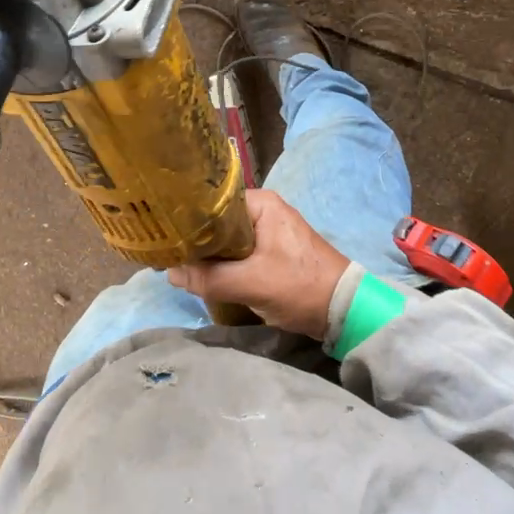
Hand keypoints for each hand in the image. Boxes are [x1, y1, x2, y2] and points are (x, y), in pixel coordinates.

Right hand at [167, 190, 352, 339]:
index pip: (212, 201)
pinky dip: (224, 262)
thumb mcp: (252, 284)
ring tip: (182, 262)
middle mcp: (263, 210)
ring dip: (210, 254)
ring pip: (226, 239)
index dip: (188, 218)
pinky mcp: (272, 252)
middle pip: (217, 221)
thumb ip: (210, 278)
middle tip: (170, 252)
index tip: (166, 232)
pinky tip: (206, 273)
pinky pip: (238, 251)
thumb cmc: (301, 287)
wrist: (347, 312)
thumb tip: (170, 272)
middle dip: (197, 239)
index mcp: (260, 203)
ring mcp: (269, 231)